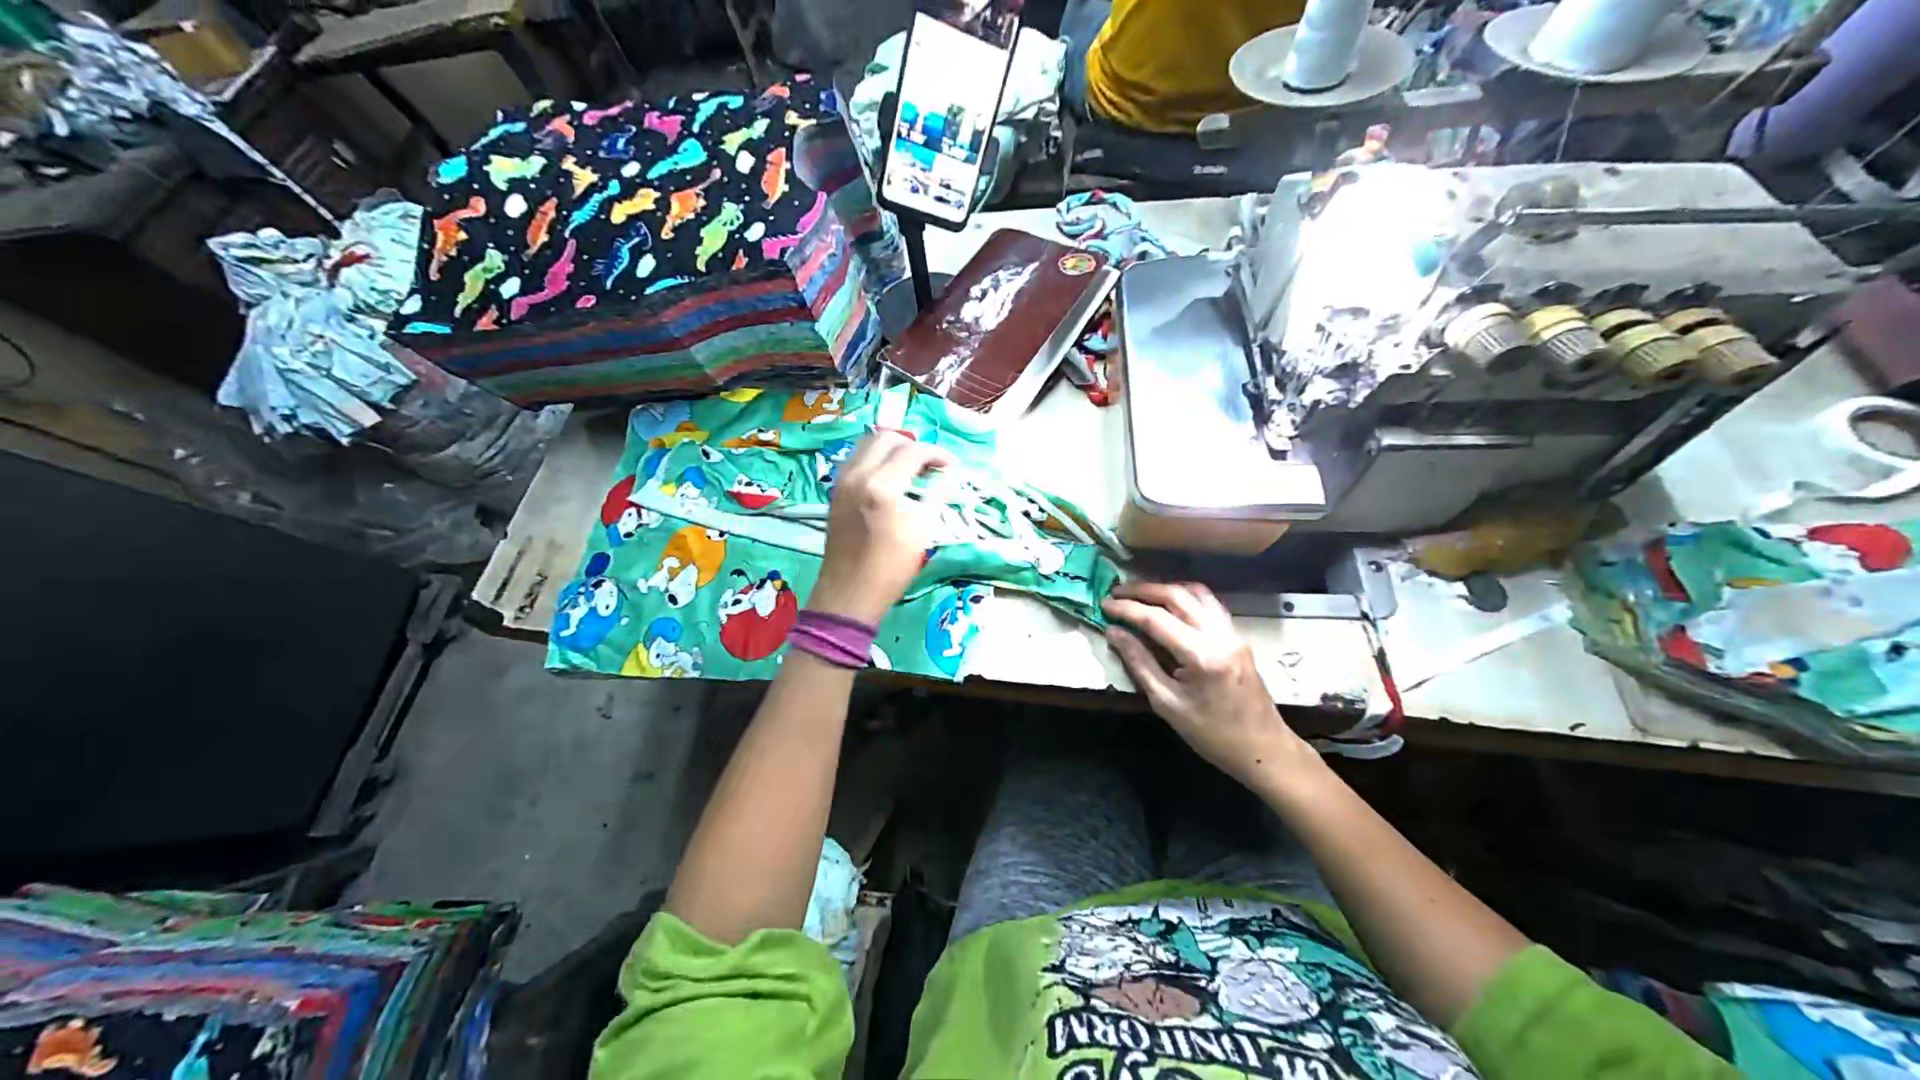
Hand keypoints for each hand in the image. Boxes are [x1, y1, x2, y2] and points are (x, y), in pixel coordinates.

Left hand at [810, 430, 953, 624]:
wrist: (848, 594)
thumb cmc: (890, 569)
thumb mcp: (921, 533)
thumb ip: (934, 497)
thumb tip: (947, 476)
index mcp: (882, 486)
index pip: (913, 452)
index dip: (936, 453)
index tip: (951, 464)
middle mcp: (858, 476)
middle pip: (887, 438)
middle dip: (912, 444)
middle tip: (929, 463)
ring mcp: (842, 482)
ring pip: (867, 444)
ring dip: (892, 449)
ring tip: (910, 468)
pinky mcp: (835, 492)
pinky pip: (856, 460)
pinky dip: (876, 459)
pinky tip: (890, 478)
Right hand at [1103, 582, 1314, 790]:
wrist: (1261, 747)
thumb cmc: (1211, 734)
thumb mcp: (1166, 703)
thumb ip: (1139, 662)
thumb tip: (1114, 633)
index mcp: (1201, 655)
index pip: (1156, 619)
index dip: (1126, 609)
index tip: (1104, 604)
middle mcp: (1219, 635)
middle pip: (1177, 596)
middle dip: (1143, 591)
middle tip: (1117, 592)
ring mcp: (1232, 632)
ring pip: (1196, 594)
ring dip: (1165, 589)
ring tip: (1140, 594)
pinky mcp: (1237, 636)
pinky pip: (1209, 604)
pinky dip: (1185, 596)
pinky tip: (1169, 604)